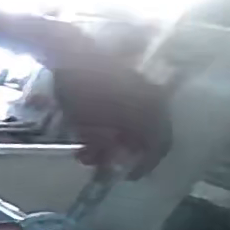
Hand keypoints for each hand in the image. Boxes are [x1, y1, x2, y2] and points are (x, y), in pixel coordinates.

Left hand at [40, 30, 171, 174]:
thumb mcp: (88, 126)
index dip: (143, 165)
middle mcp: (153, 100)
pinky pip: (125, 109)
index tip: (124, 176)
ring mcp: (141, 88)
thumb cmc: (81, 91)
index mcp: (150, 112)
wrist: (71, 52)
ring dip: (111, 140)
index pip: (158, 146)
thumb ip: (105, 146)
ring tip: (84, 149)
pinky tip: (87, 130)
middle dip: (120, 153)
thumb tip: (114, 162)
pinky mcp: (127, 80)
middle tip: (95, 162)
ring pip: (132, 124)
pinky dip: (109, 124)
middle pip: (145, 136)